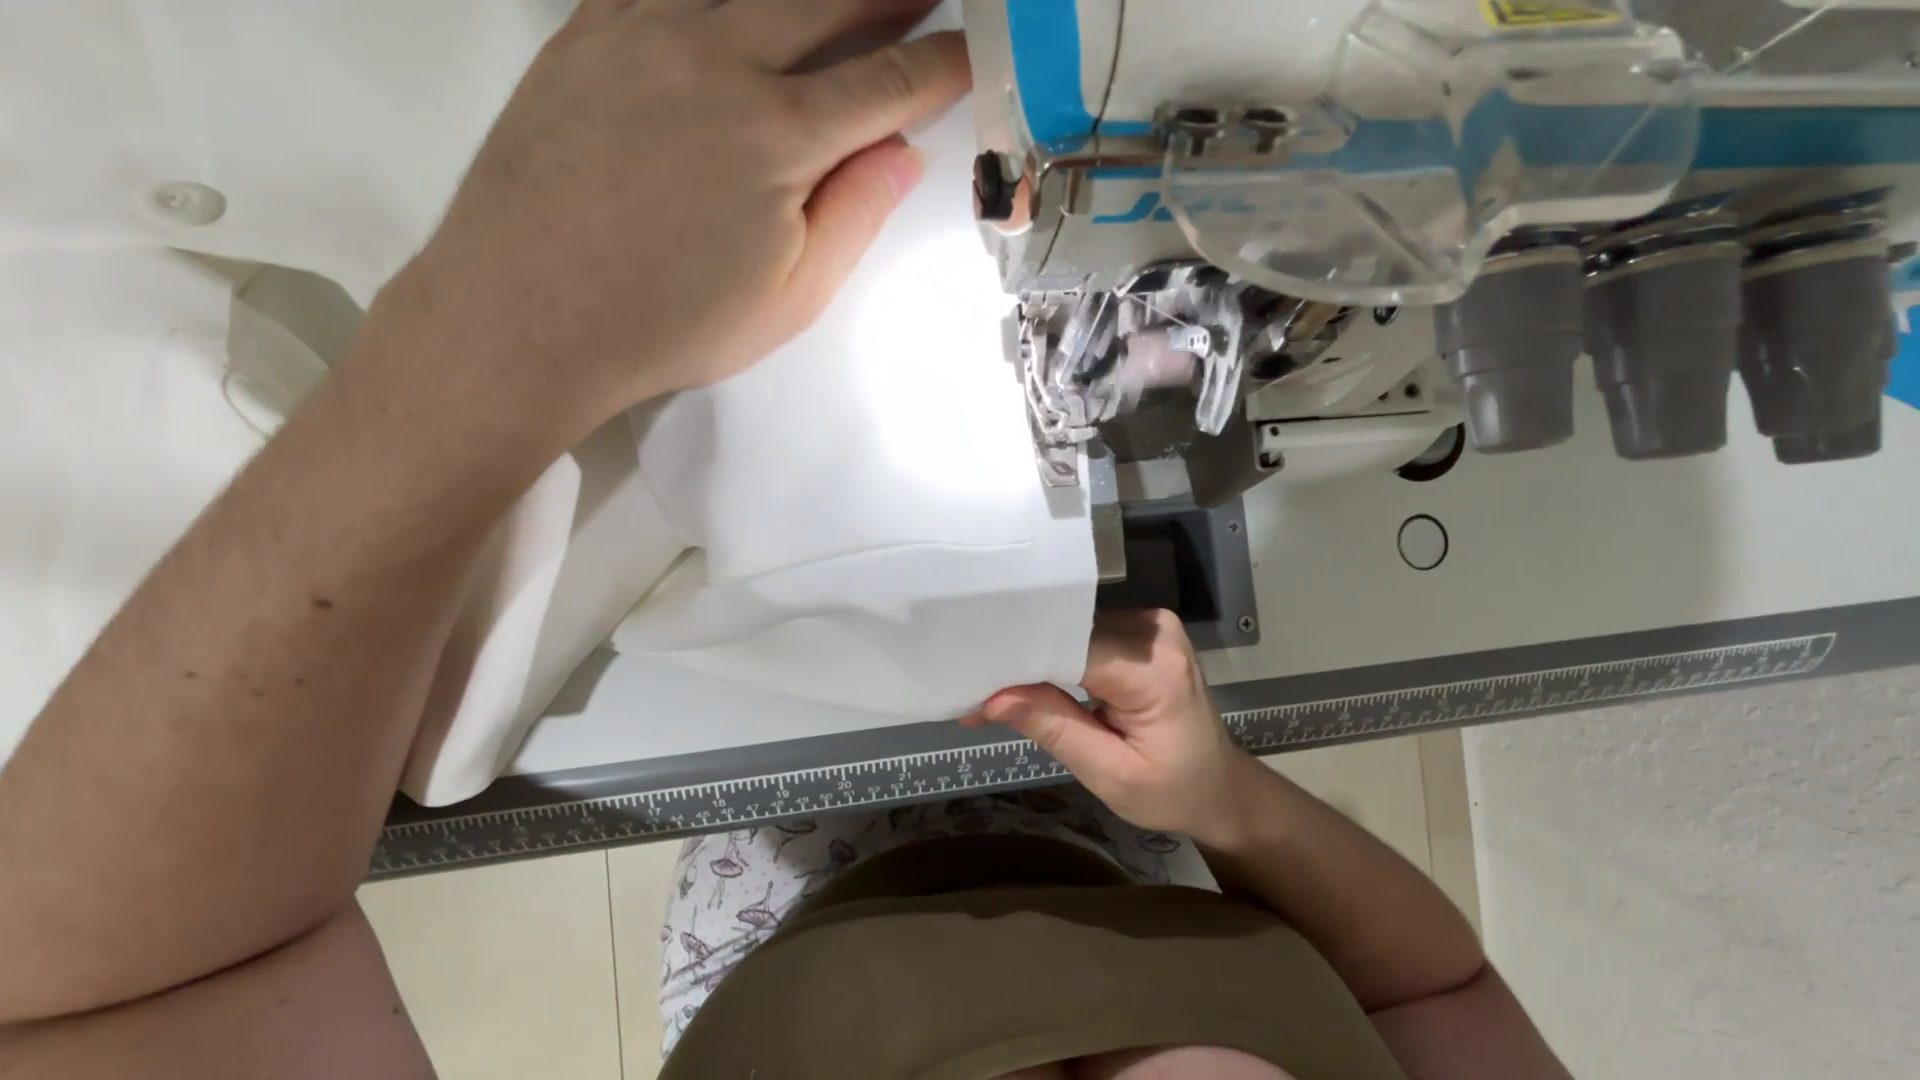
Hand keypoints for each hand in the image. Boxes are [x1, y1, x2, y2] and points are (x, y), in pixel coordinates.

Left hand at [392, 0, 970, 434]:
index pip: (888, 82)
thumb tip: (901, 151)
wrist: (523, 316)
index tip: (973, 52)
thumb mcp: (789, 298)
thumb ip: (855, 216)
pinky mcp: (586, 31)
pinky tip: (738, 7)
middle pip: (831, 0)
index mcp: (781, 135)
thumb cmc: (666, 323)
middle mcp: (718, 59)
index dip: (941, 65)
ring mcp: (645, 32)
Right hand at [963, 610, 1261, 847]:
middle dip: (1019, 662)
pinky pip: (1082, 634)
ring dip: (1031, 659)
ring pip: (1069, 630)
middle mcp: (1154, 631)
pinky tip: (1023, 678)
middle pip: (1068, 633)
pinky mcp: (1139, 629)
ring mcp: (1149, 624)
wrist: (1219, 785)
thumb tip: (992, 699)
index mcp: (1154, 669)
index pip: (1071, 649)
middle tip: (969, 689)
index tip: (972, 683)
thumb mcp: (1111, 775)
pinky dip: (1052, 657)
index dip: (1019, 665)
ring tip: (989, 686)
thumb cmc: (1172, 790)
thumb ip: (1056, 729)